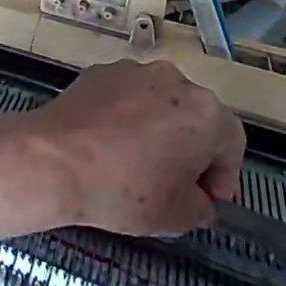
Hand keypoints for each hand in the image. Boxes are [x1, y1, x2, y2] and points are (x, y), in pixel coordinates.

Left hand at [20, 59, 245, 235]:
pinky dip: (126, 116)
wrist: (54, 158)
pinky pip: (126, 96)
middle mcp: (173, 80)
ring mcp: (133, 70)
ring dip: (158, 129)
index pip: (231, 142)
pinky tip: (108, 144)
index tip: (207, 199)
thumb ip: (201, 207)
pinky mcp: (100, 71)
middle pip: (196, 116)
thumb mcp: (177, 215)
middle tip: (176, 184)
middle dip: (192, 150)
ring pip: (159, 102)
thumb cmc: (124, 188)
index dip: (224, 175)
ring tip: (137, 163)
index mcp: (205, 112)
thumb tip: (198, 199)